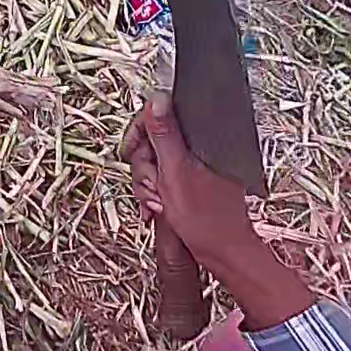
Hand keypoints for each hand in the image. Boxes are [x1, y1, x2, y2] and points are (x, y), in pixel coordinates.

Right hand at [122, 92, 259, 268]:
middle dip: (144, 167)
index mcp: (203, 136)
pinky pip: (161, 176)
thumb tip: (157, 99)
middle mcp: (200, 145)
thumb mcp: (176, 172)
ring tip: (158, 202)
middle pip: (152, 140)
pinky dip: (154, 191)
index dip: (140, 132)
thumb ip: (165, 135)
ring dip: (147, 184)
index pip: (160, 114)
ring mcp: (195, 163)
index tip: (129, 151)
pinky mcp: (190, 178)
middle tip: (153, 186)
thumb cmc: (206, 218)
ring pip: (153, 161)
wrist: (222, 250)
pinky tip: (157, 206)